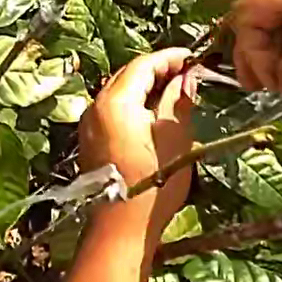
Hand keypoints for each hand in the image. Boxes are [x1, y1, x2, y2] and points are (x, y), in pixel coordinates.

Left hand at [79, 48, 195, 220]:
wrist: (121, 224)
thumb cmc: (154, 181)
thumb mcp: (174, 138)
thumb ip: (178, 101)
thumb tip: (186, 77)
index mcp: (115, 101)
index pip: (142, 65)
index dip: (168, 57)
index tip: (192, 57)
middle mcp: (95, 106)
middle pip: (126, 75)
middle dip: (156, 69)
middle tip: (186, 71)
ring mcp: (89, 122)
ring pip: (118, 91)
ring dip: (145, 86)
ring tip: (175, 89)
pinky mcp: (90, 138)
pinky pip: (113, 109)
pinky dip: (134, 102)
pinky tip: (154, 111)